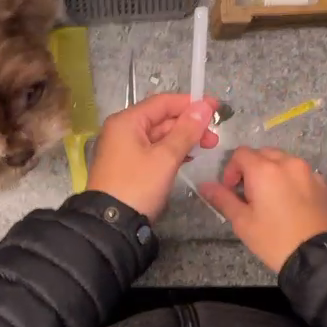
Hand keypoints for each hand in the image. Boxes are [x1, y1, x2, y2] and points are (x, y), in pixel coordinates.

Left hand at [86, 94, 219, 218]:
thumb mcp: (165, 158)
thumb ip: (186, 131)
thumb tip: (204, 107)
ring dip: (182, 139)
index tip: (215, 109)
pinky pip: (152, 151)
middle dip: (189, 125)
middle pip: (161, 119)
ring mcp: (123, 149)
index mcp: (127, 121)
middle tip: (214, 137)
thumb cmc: (138, 186)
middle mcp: (122, 130)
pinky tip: (187, 157)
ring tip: (206, 147)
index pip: (163, 102)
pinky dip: (170, 152)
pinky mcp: (127, 166)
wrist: (111, 224)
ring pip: (158, 136)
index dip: (191, 103)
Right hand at [196, 148, 326, 272]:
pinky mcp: (325, 184)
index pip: (241, 154)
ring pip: (285, 162)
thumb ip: (223, 199)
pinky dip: (293, 182)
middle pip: (264, 154)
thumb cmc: (273, 239)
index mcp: (265, 170)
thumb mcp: (242, 222)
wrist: (317, 256)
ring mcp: (310, 172)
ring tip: (272, 199)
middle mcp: (289, 163)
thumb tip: (205, 186)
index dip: (231, 169)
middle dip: (253, 169)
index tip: (231, 189)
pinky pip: (303, 175)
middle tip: (250, 194)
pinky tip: (293, 205)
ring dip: (274, 173)